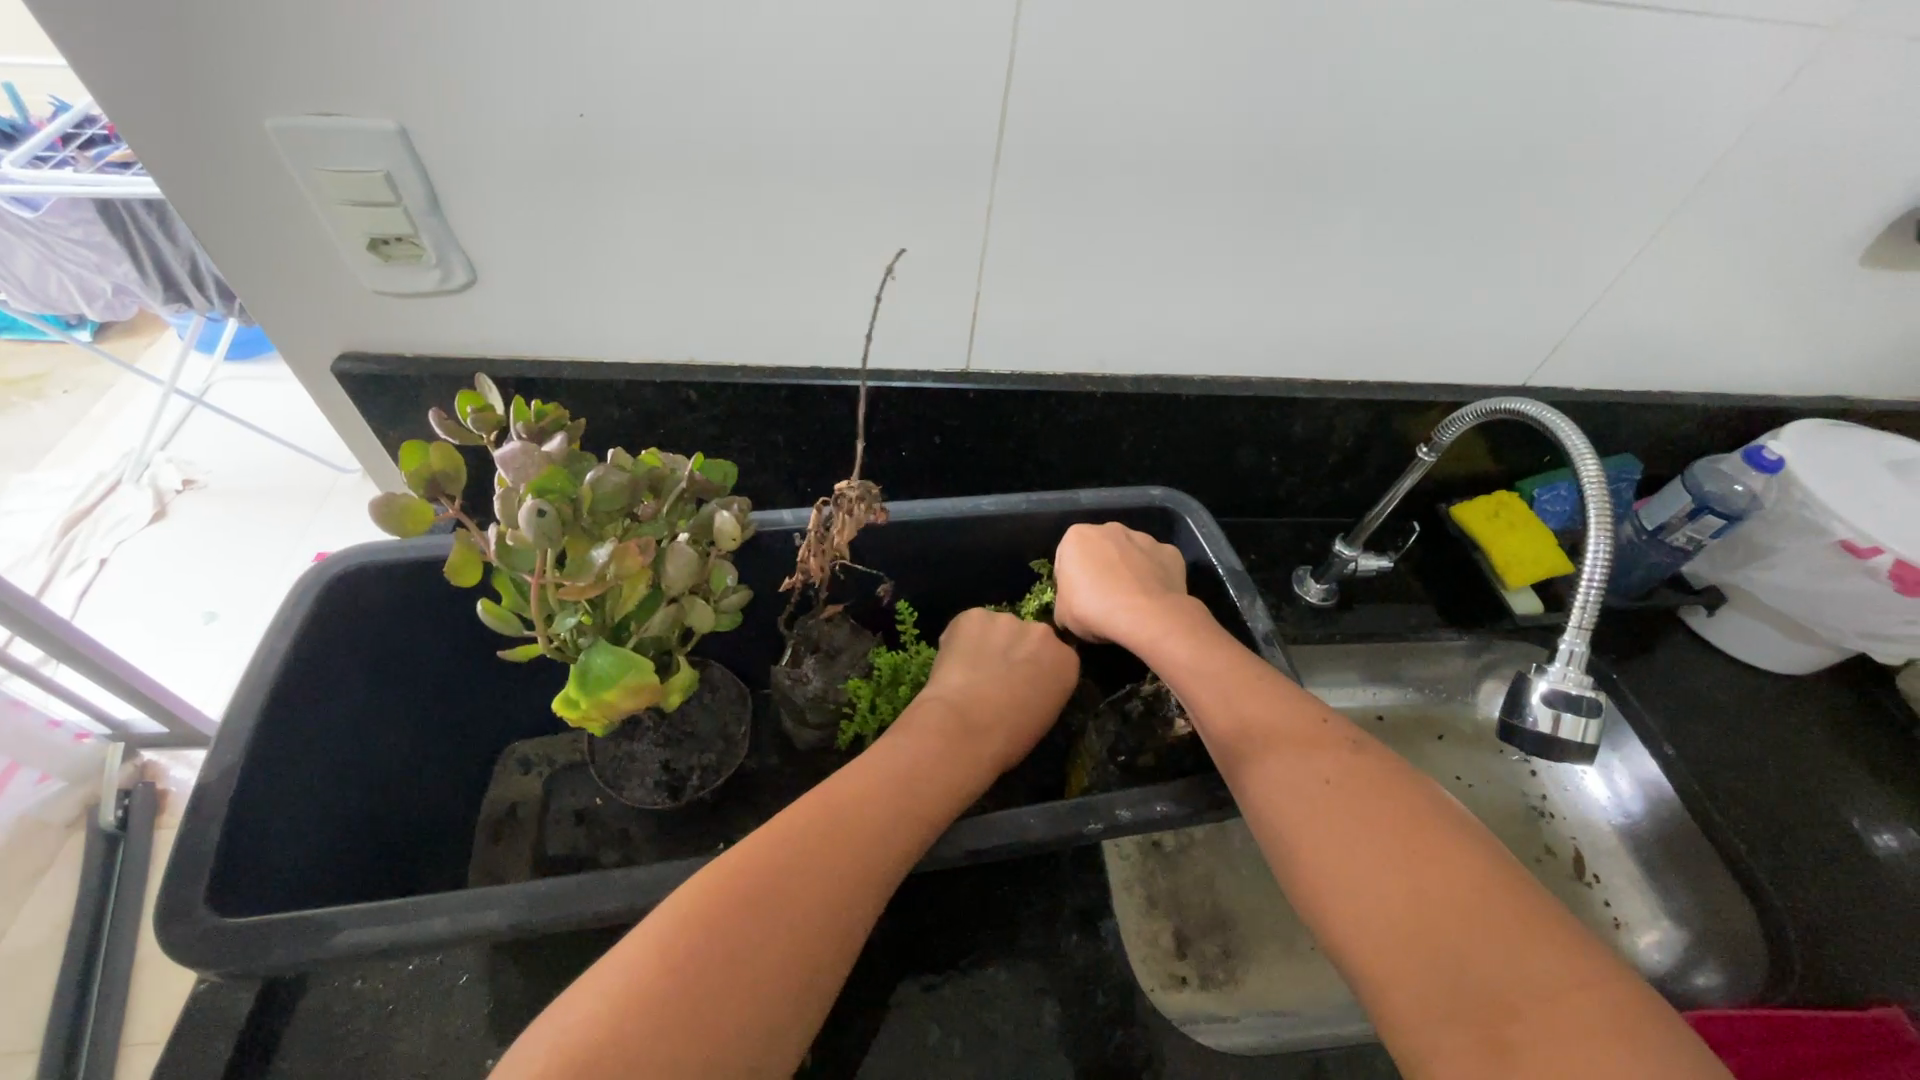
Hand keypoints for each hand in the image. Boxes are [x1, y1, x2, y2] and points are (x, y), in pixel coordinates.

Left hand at [898, 608, 1079, 775]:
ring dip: (985, 644)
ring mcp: (1007, 620)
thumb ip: (1040, 689)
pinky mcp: (973, 616)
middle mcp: (1042, 633)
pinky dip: (959, 640)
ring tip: (967, 672)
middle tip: (991, 676)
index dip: (1033, 668)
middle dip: (1012, 650)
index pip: (1053, 656)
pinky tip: (952, 665)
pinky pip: (967, 625)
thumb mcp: (1041, 717)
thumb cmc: (1007, 738)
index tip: (1019, 683)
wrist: (963, 727)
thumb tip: (1022, 684)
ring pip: (995, 628)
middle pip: (1027, 636)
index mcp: (1066, 661)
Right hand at [1053, 523, 1194, 650]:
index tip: (1076, 601)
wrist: (1146, 616)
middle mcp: (1110, 528)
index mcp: (1077, 536)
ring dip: (1128, 571)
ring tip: (1130, 602)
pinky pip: (1157, 564)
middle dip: (1100, 570)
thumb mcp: (1062, 615)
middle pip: (1100, 550)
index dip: (1069, 582)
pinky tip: (1152, 599)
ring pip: (1130, 554)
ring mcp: (1143, 537)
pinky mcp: (1170, 552)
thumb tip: (1069, 610)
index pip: (1066, 559)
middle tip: (1102, 601)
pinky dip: (1154, 577)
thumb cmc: (1094, 610)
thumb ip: (1063, 603)